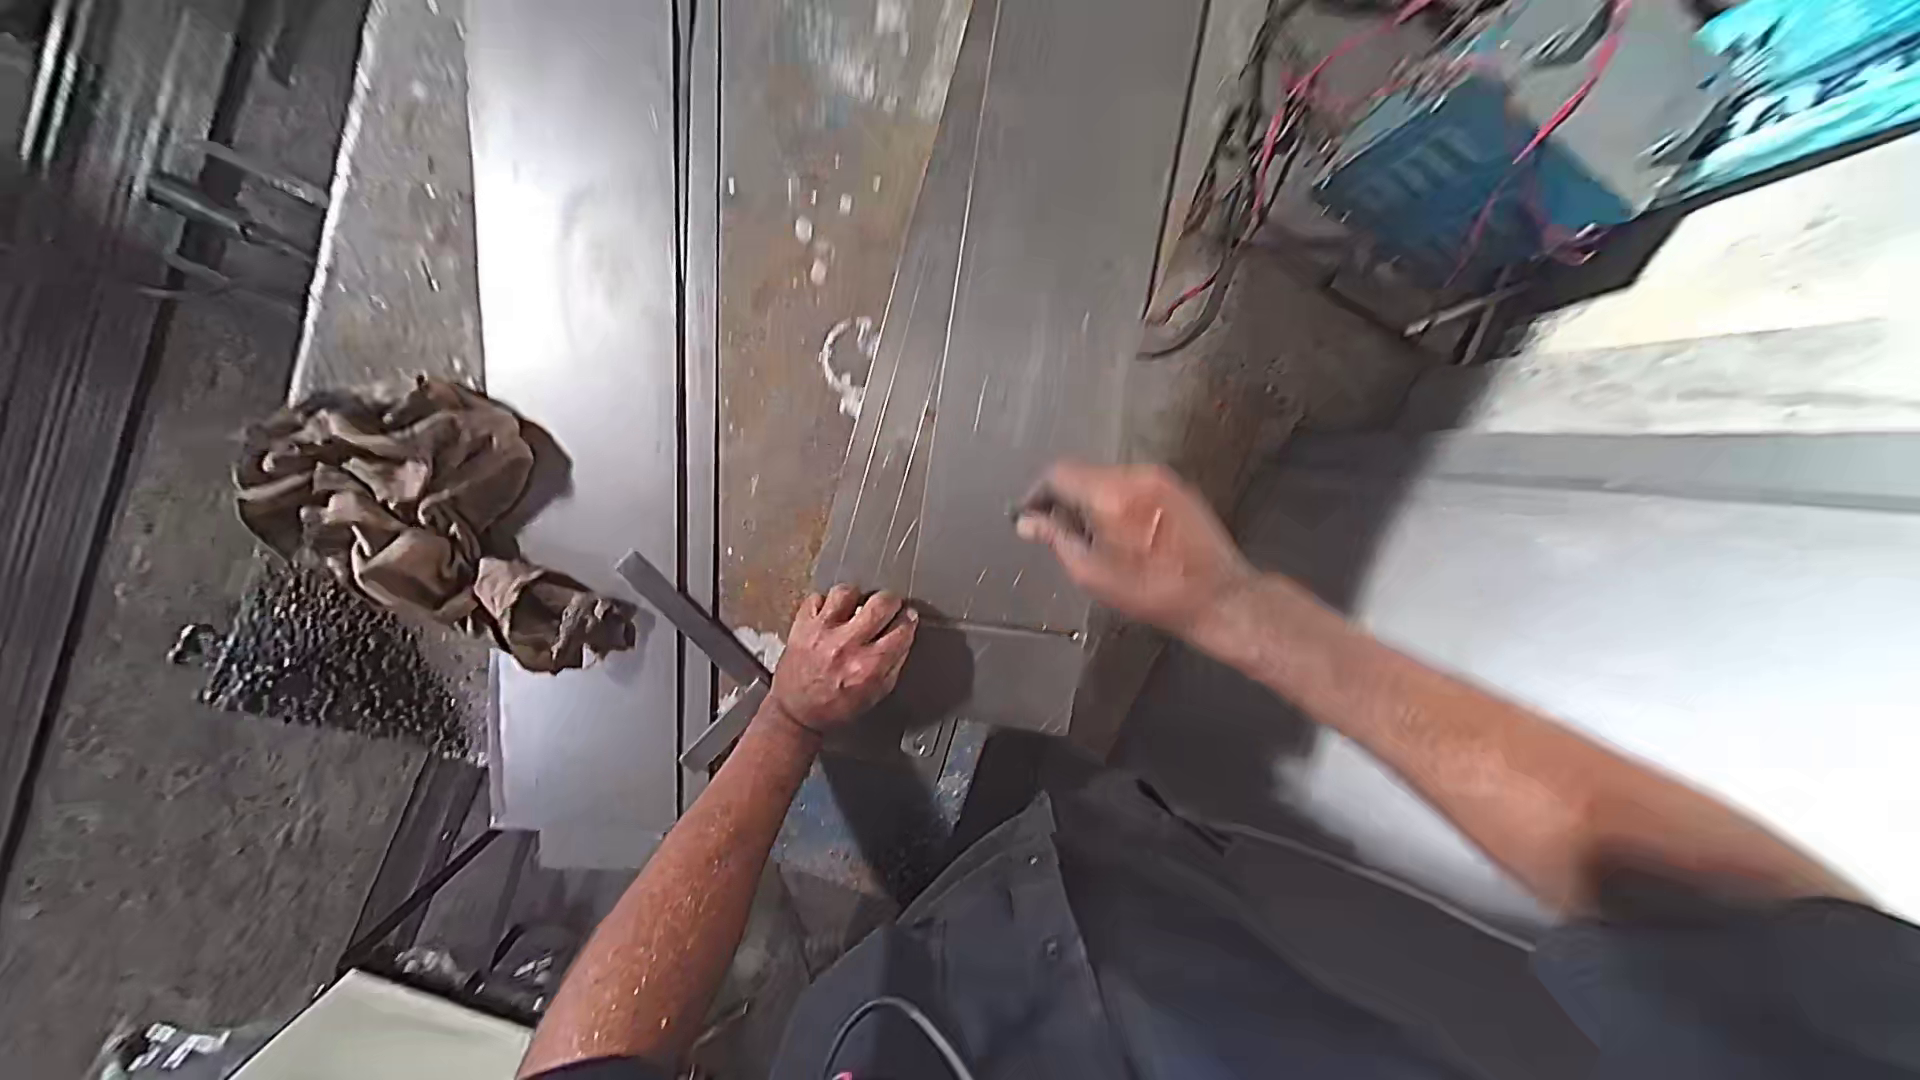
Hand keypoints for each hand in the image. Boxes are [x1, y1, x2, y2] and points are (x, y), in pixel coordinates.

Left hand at [765, 585, 917, 737]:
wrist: (796, 714)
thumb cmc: (835, 708)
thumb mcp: (877, 694)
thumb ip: (895, 663)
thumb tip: (906, 635)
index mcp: (869, 666)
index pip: (902, 629)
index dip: (909, 620)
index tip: (907, 618)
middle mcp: (847, 645)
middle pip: (881, 603)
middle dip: (891, 601)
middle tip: (889, 606)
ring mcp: (822, 633)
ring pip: (848, 592)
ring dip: (856, 597)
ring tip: (856, 606)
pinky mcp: (802, 626)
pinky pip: (817, 597)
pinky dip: (826, 603)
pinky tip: (830, 614)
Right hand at [1016, 462, 1254, 634]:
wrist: (1218, 596)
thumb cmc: (1153, 592)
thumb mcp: (1092, 574)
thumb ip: (1055, 540)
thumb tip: (1028, 523)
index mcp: (1110, 497)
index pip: (1058, 473)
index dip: (1037, 493)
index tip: (1031, 513)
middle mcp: (1135, 477)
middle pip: (1082, 473)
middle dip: (1064, 498)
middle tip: (1061, 531)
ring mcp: (1159, 478)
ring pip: (1106, 477)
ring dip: (1090, 499)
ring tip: (1096, 537)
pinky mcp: (1176, 486)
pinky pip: (1131, 483)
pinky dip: (1116, 499)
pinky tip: (1123, 532)